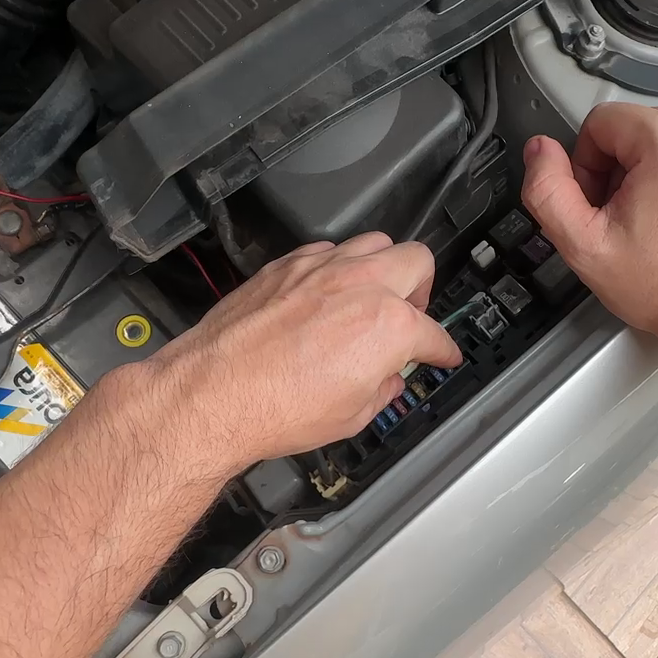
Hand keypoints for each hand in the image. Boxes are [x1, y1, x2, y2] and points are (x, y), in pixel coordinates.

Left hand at [109, 234, 462, 481]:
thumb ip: (382, 389)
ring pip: (374, 242)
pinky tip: (329, 292)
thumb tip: (387, 380)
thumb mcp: (352, 416)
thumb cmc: (277, 407)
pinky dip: (339, 267)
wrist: (214, 394)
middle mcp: (361, 284)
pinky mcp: (287, 265)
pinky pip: (328, 250)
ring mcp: (322, 268)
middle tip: (411, 316)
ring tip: (373, 296)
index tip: (442, 354)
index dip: (443, 350)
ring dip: (384, 268)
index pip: (434, 333)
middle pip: (418, 261)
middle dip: (423, 290)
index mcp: (389, 324)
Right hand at [521, 103, 657, 348]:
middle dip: (619, 168)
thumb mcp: (584, 246)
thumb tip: (539, 151)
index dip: (587, 164)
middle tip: (626, 217)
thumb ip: (547, 191)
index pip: (601, 121)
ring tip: (657, 218)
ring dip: (652, 170)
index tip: (601, 203)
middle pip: (634, 125)